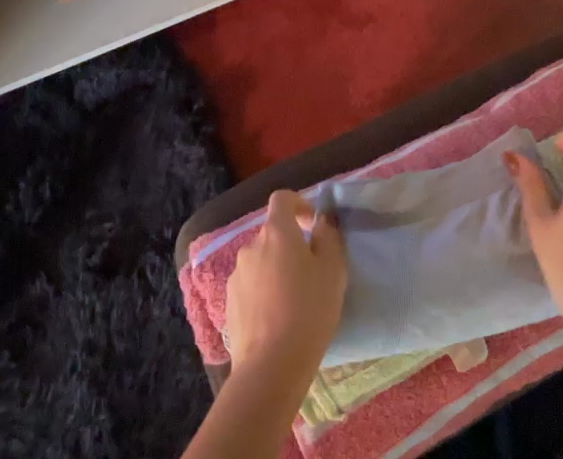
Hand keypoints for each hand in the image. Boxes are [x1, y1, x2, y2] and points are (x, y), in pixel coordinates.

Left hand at [226, 190, 346, 379]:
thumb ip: (329, 237)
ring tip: (294, 300)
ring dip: (276, 270)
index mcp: (277, 233)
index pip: (282, 199)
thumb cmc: (310, 309)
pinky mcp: (229, 303)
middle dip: (290, 246)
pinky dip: (263, 292)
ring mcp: (236, 276)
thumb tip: (321, 221)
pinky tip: (277, 318)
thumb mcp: (333, 270)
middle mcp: (251, 247)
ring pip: (261, 262)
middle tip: (311, 272)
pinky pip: (251, 286)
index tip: (312, 224)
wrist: (272, 364)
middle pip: (272, 234)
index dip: (298, 203)